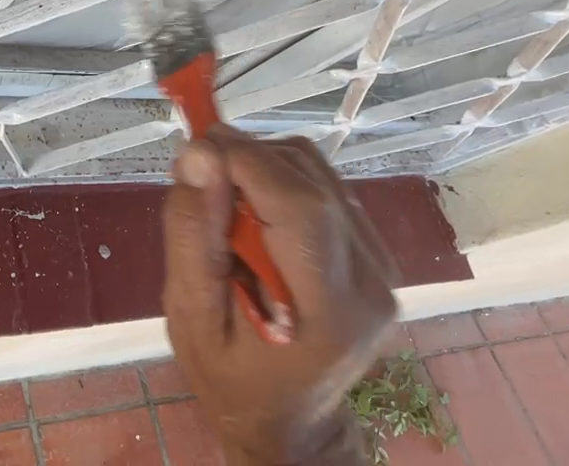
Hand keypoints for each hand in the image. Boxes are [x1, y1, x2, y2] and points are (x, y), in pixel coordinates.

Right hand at [163, 128, 398, 465]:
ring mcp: (381, 266)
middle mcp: (369, 281)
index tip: (194, 147)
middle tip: (195, 175)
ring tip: (221, 196)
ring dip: (261, 165)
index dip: (246, 161)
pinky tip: (251, 209)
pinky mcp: (375, 253)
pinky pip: (324, 186)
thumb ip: (192, 233)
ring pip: (317, 173)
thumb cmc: (227, 374)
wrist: (288, 420)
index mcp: (327, 311)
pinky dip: (279, 178)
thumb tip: (198, 154)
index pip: (299, 207)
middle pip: (309, 181)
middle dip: (246, 157)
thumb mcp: (188, 313)